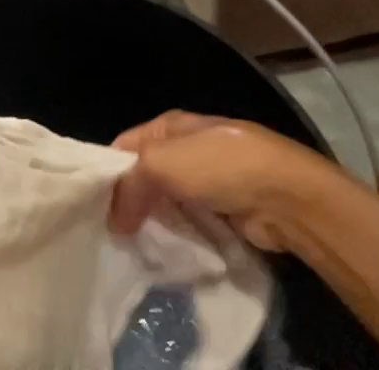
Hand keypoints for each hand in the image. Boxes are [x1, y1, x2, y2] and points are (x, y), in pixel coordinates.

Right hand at [108, 111, 344, 252]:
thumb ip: (129, 184)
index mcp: (169, 125)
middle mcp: (186, 148)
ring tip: (135, 246)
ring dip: (155, 221)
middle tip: (112, 233)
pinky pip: (191, 221)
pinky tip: (166, 252)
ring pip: (167, 201)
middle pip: (145, 175)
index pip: (124, 146)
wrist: (286, 196)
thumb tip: (115, 219)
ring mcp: (208, 179)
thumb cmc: (219, 166)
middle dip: (130, 201)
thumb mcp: (162, 162)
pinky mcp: (225, 209)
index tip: (92, 206)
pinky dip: (179, 234)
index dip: (107, 173)